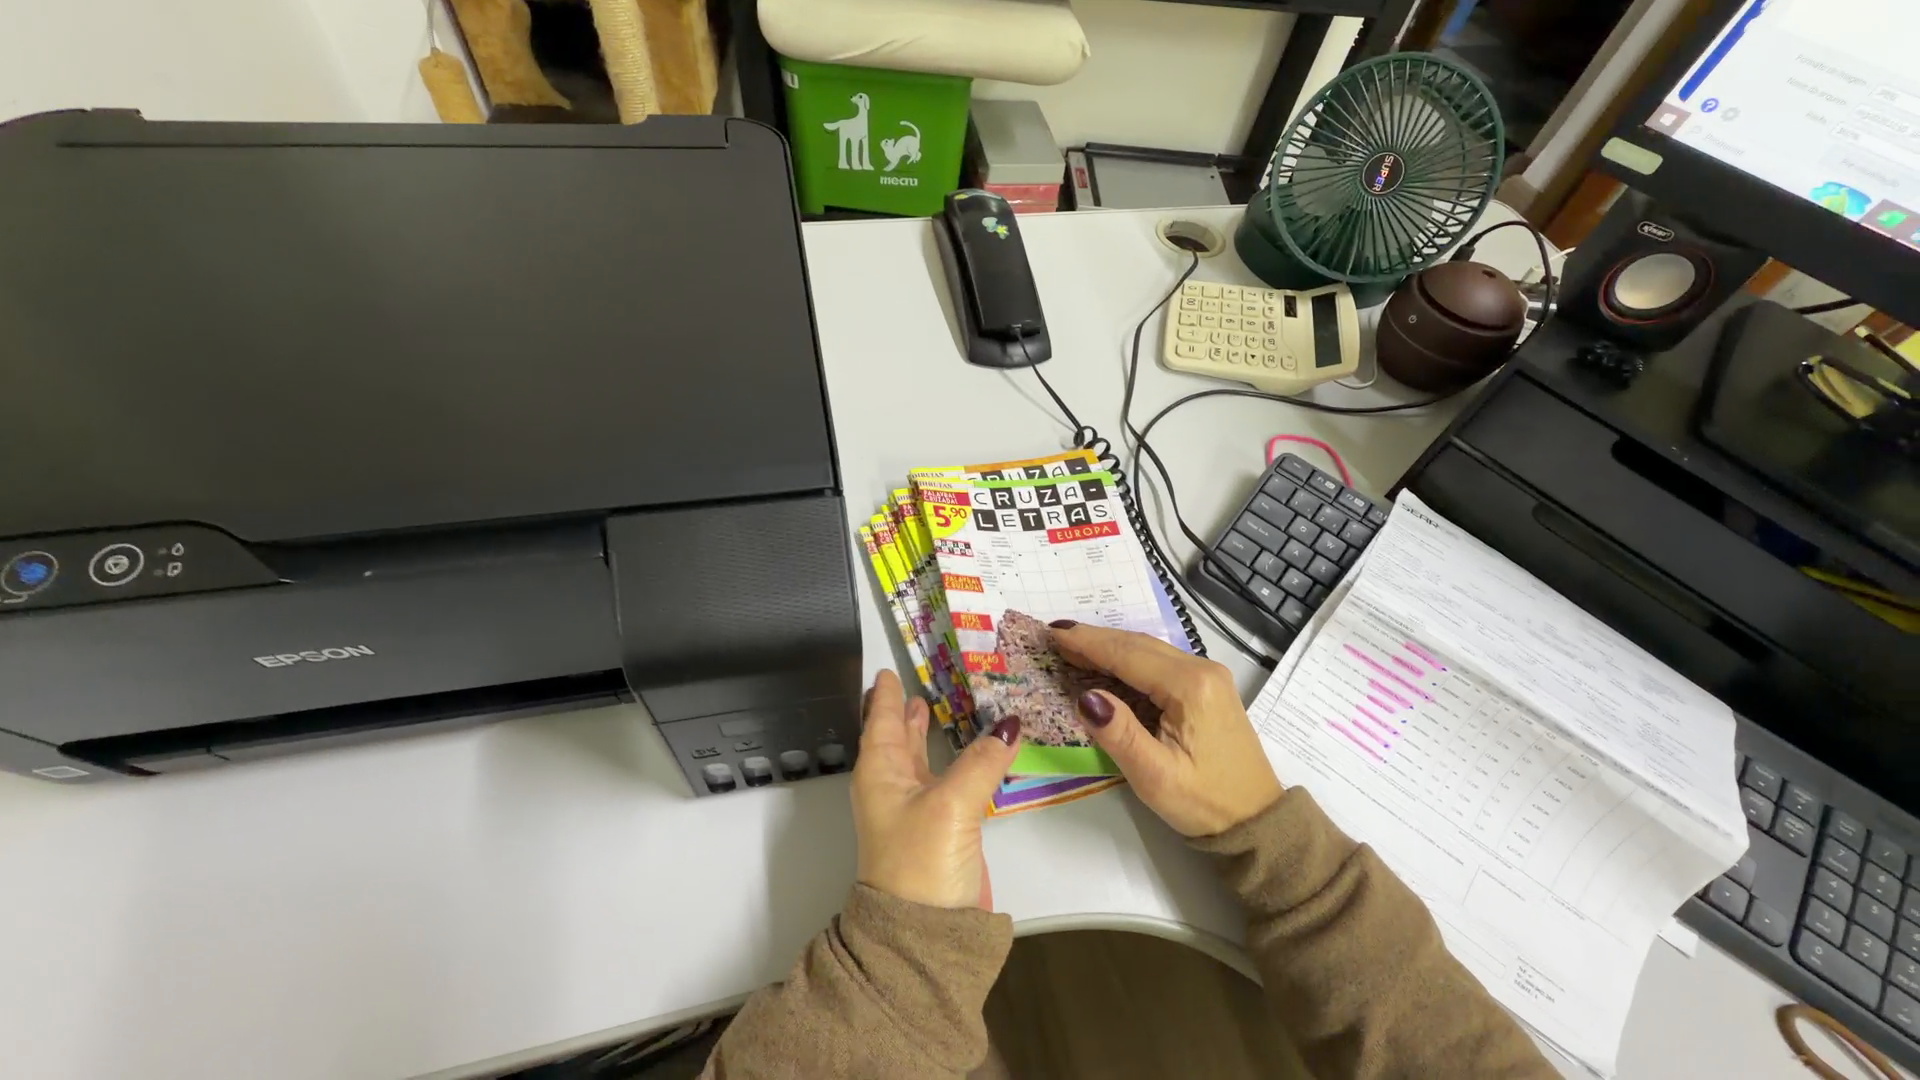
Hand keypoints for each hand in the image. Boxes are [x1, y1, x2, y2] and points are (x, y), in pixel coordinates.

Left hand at [852, 670, 1022, 908]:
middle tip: (919, 684)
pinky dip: (955, 760)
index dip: (884, 696)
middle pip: (895, 739)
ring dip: (925, 734)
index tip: (886, 670)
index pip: (879, 722)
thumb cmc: (921, 860)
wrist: (924, 933)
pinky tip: (972, 751)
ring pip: (920, 760)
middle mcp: (893, 787)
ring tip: (935, 707)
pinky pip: (946, 781)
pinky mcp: (941, 830)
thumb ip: (981, 762)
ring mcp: (917, 810)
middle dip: (904, 712)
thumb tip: (1010, 724)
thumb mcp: (950, 803)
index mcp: (881, 773)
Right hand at [1049, 622, 1282, 836]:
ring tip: (1073, 647)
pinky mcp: (1209, 688)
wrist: (1257, 821)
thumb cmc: (1205, 802)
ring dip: (1110, 647)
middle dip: (1095, 639)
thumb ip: (1119, 734)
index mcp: (1189, 687)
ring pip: (1149, 650)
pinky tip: (1109, 665)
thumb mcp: (1155, 776)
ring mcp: (1209, 676)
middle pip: (1138, 645)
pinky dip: (1129, 660)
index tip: (1053, 632)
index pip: (1127, 654)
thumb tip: (1086, 696)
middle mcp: (1202, 670)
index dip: (1088, 642)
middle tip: (1055, 636)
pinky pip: (1160, 662)